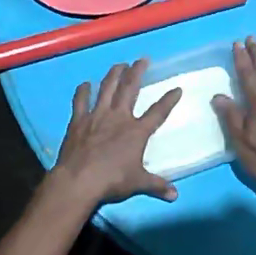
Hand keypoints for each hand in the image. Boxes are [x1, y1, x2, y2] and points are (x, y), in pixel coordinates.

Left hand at [50, 59, 182, 205]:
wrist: (80, 179)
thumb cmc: (112, 180)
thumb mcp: (138, 183)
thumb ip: (156, 185)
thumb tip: (174, 195)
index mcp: (137, 131)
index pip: (158, 112)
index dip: (168, 99)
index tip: (177, 88)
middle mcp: (119, 117)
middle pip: (130, 89)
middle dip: (137, 72)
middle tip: (142, 59)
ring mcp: (97, 115)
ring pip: (107, 88)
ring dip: (114, 74)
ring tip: (119, 64)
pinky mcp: (78, 120)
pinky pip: (81, 100)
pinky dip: (83, 90)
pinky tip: (85, 83)